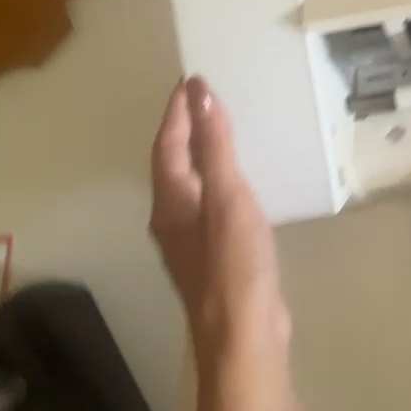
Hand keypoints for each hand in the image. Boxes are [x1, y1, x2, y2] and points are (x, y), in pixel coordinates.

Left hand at [151, 77, 298, 410]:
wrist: (242, 331)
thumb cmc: (233, 260)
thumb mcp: (227, 195)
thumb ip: (214, 144)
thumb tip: (200, 92)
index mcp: (171, 200)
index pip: (168, 144)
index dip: (178, 111)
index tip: (191, 79)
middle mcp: (172, 217)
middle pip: (172, 162)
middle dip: (184, 127)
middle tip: (205, 96)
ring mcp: (191, 238)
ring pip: (189, 182)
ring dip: (199, 151)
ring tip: (221, 126)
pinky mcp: (213, 253)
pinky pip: (208, 199)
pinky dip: (216, 176)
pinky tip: (237, 180)